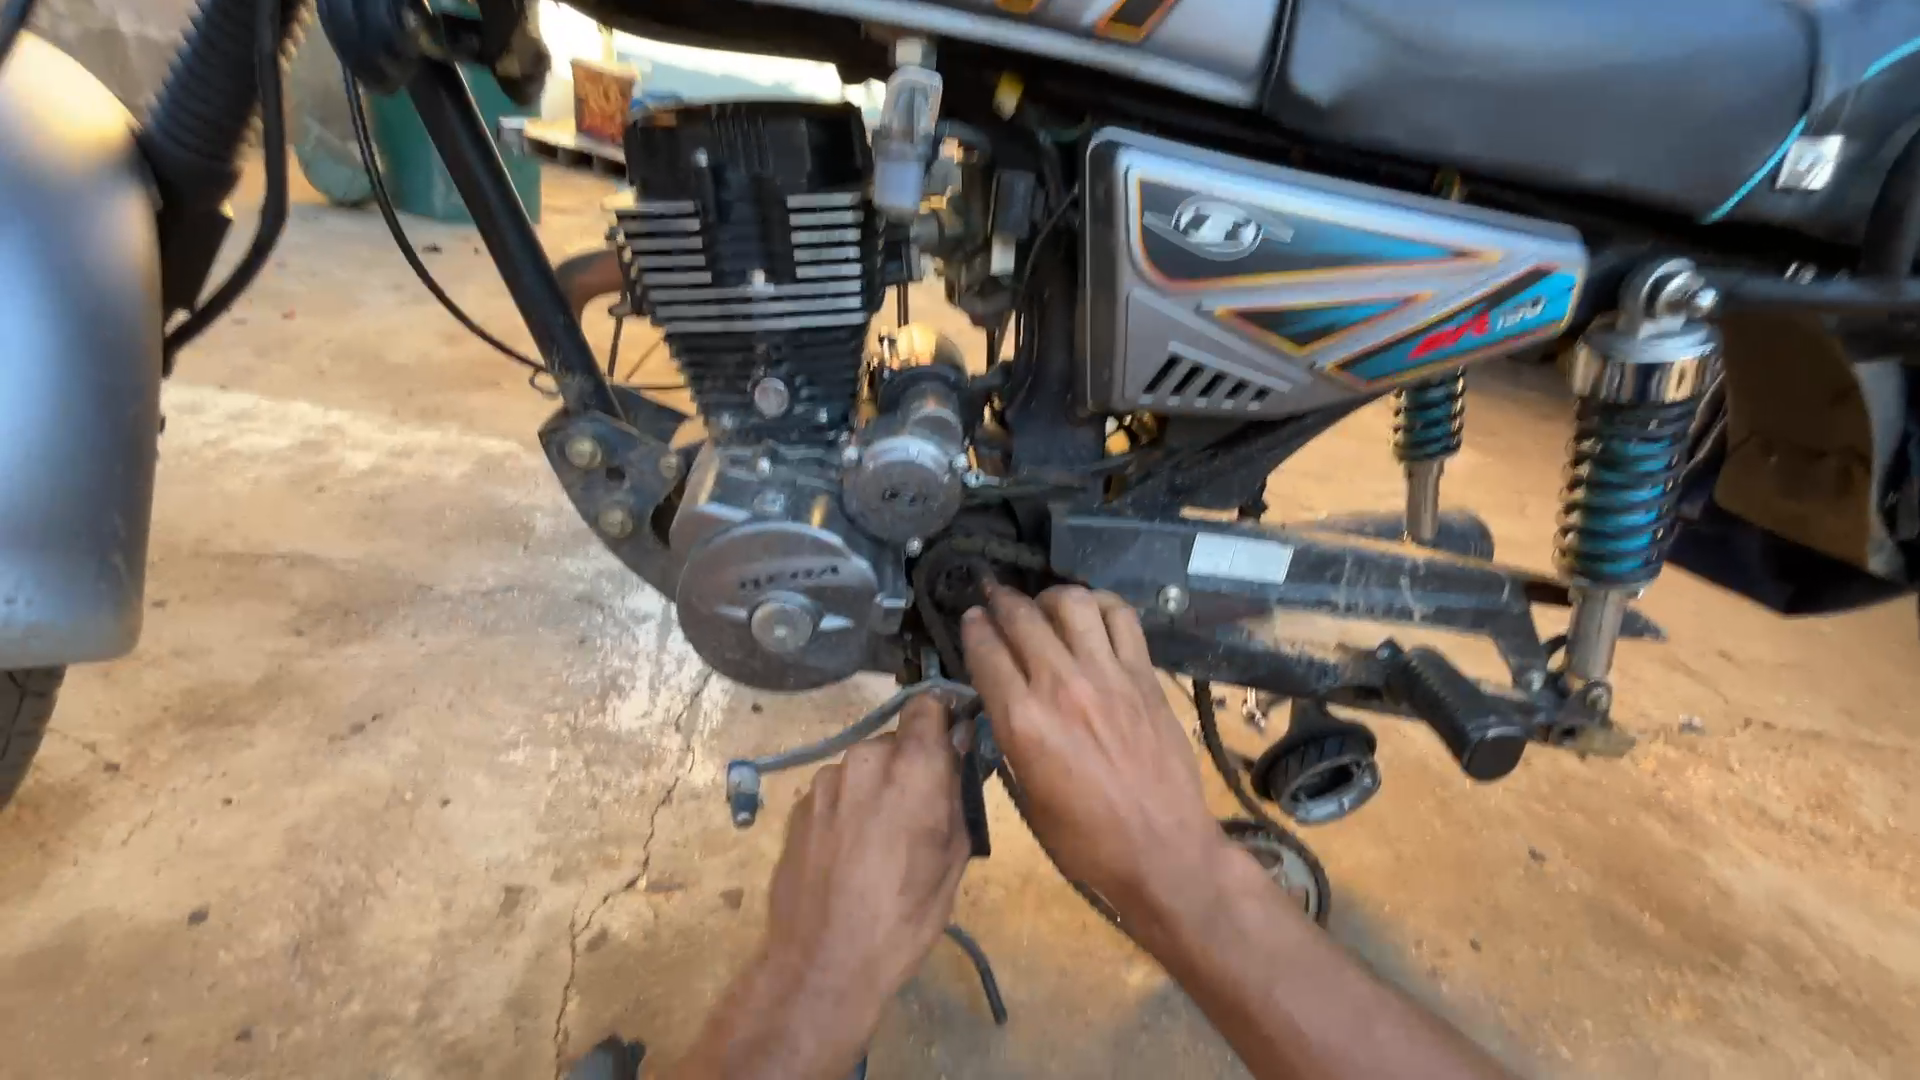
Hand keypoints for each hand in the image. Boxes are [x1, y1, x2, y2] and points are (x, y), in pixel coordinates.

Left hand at [672, 695, 970, 1079]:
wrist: (823, 962)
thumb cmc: (905, 914)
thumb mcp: (953, 856)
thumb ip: (957, 791)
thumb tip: (960, 748)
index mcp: (911, 765)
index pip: (927, 705)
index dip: (941, 720)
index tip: (950, 746)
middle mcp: (865, 758)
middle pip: (896, 741)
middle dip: (910, 766)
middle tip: (918, 812)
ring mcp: (825, 780)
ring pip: (864, 768)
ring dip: (876, 788)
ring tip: (879, 841)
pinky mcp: (799, 806)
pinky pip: (837, 791)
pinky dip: (848, 808)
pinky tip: (849, 852)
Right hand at [960, 584, 1229, 930]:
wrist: (1162, 849)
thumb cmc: (1086, 838)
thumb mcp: (1027, 796)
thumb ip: (1010, 738)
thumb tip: (1002, 699)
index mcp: (1023, 722)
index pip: (986, 651)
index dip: (973, 628)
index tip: (971, 620)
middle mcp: (1060, 686)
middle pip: (1021, 617)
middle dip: (1000, 601)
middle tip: (995, 598)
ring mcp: (1107, 675)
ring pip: (1071, 603)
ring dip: (1048, 597)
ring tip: (1044, 606)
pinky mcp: (1143, 675)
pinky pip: (1121, 617)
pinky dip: (1100, 603)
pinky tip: (1091, 612)